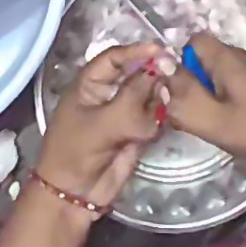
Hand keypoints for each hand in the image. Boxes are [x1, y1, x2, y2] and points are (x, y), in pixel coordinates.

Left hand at [37, 42, 169, 205]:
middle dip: (153, 74)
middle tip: (171, 75)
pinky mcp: (137, 132)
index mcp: (90, 84)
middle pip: (137, 73)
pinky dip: (159, 117)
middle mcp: (109, 94)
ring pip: (150, 94)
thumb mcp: (103, 122)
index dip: (136, 51)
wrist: (74, 196)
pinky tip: (158, 122)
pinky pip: (154, 116)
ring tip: (164, 103)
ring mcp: (124, 113)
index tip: (160, 50)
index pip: (115, 57)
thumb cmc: (76, 152)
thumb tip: (159, 71)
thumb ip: (133, 96)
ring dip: (158, 97)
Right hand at [164, 35, 245, 169]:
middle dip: (188, 81)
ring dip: (203, 94)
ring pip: (214, 73)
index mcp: (226, 58)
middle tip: (185, 112)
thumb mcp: (213, 119)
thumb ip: (183, 96)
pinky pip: (228, 85)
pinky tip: (223, 124)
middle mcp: (239, 58)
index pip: (192, 41)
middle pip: (201, 58)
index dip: (177, 61)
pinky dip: (219, 100)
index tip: (172, 90)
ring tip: (203, 121)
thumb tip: (161, 70)